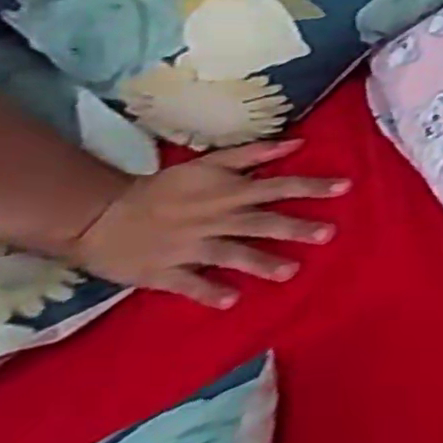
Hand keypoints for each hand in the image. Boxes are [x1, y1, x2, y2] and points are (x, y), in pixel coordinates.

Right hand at [71, 139, 345, 308]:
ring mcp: (188, 246)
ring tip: (291, 272)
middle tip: (329, 233)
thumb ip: (255, 153)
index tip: (347, 187)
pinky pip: (187, 283)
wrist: (95, 216)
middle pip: (261, 223)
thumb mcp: (208, 164)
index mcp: (228, 193)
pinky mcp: (161, 271)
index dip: (312, 186)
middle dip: (295, 228)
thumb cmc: (165, 188)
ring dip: (261, 263)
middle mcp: (214, 219)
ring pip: (230, 254)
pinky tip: (231, 300)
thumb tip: (300, 142)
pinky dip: (206, 292)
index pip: (279, 186)